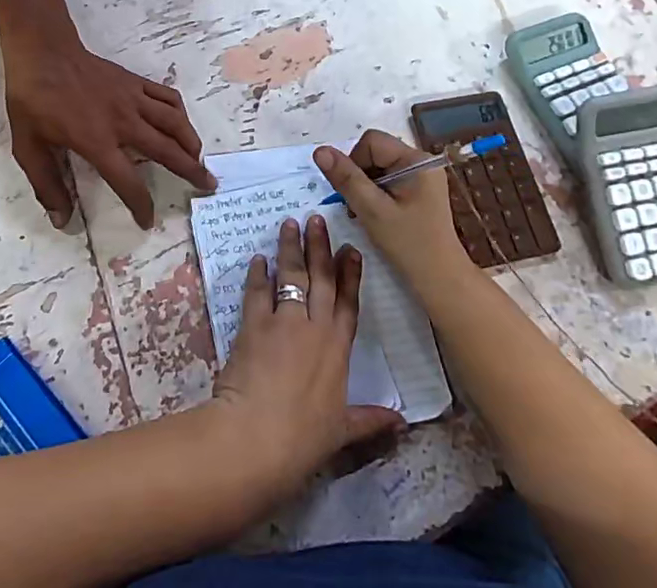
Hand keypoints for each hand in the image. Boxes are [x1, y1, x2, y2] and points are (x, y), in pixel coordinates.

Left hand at [1, 31, 214, 228]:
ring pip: (175, 123)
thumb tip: (63, 220)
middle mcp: (123, 123)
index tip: (148, 220)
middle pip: (166, 151)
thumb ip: (47, 186)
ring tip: (200, 158)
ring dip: (191, 143)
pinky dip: (180, 113)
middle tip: (209, 185)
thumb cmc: (33, 101)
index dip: (141, 205)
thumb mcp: (28, 148)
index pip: (128, 181)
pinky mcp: (136, 83)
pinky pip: (167, 98)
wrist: (44, 54)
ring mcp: (133, 100)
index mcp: (97, 142)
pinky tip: (181, 123)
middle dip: (190, 171)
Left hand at [210, 215, 403, 489]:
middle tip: (317, 219)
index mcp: (338, 349)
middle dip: (320, 247)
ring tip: (290, 224)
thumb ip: (369, 420)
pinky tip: (258, 259)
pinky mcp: (253, 325)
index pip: (349, 303)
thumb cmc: (303, 437)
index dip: (351, 275)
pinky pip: (258, 292)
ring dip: (290, 249)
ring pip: (290, 276)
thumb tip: (402, 423)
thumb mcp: (341, 431)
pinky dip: (258, 274)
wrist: (256, 437)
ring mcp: (283, 323)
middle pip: (320, 279)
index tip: (350, 249)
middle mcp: (314, 328)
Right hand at [311, 132, 472, 287]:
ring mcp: (423, 177)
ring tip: (366, 213)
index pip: (371, 142)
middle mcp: (422, 162)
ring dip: (366, 187)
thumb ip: (346, 178)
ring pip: (380, 167)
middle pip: (376, 152)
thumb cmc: (408, 244)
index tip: (351, 193)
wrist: (441, 279)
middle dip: (359, 176)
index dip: (353, 162)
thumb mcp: (372, 210)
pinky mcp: (421, 191)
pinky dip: (376, 194)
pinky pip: (390, 180)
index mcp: (416, 160)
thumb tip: (320, 151)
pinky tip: (376, 215)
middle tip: (357, 206)